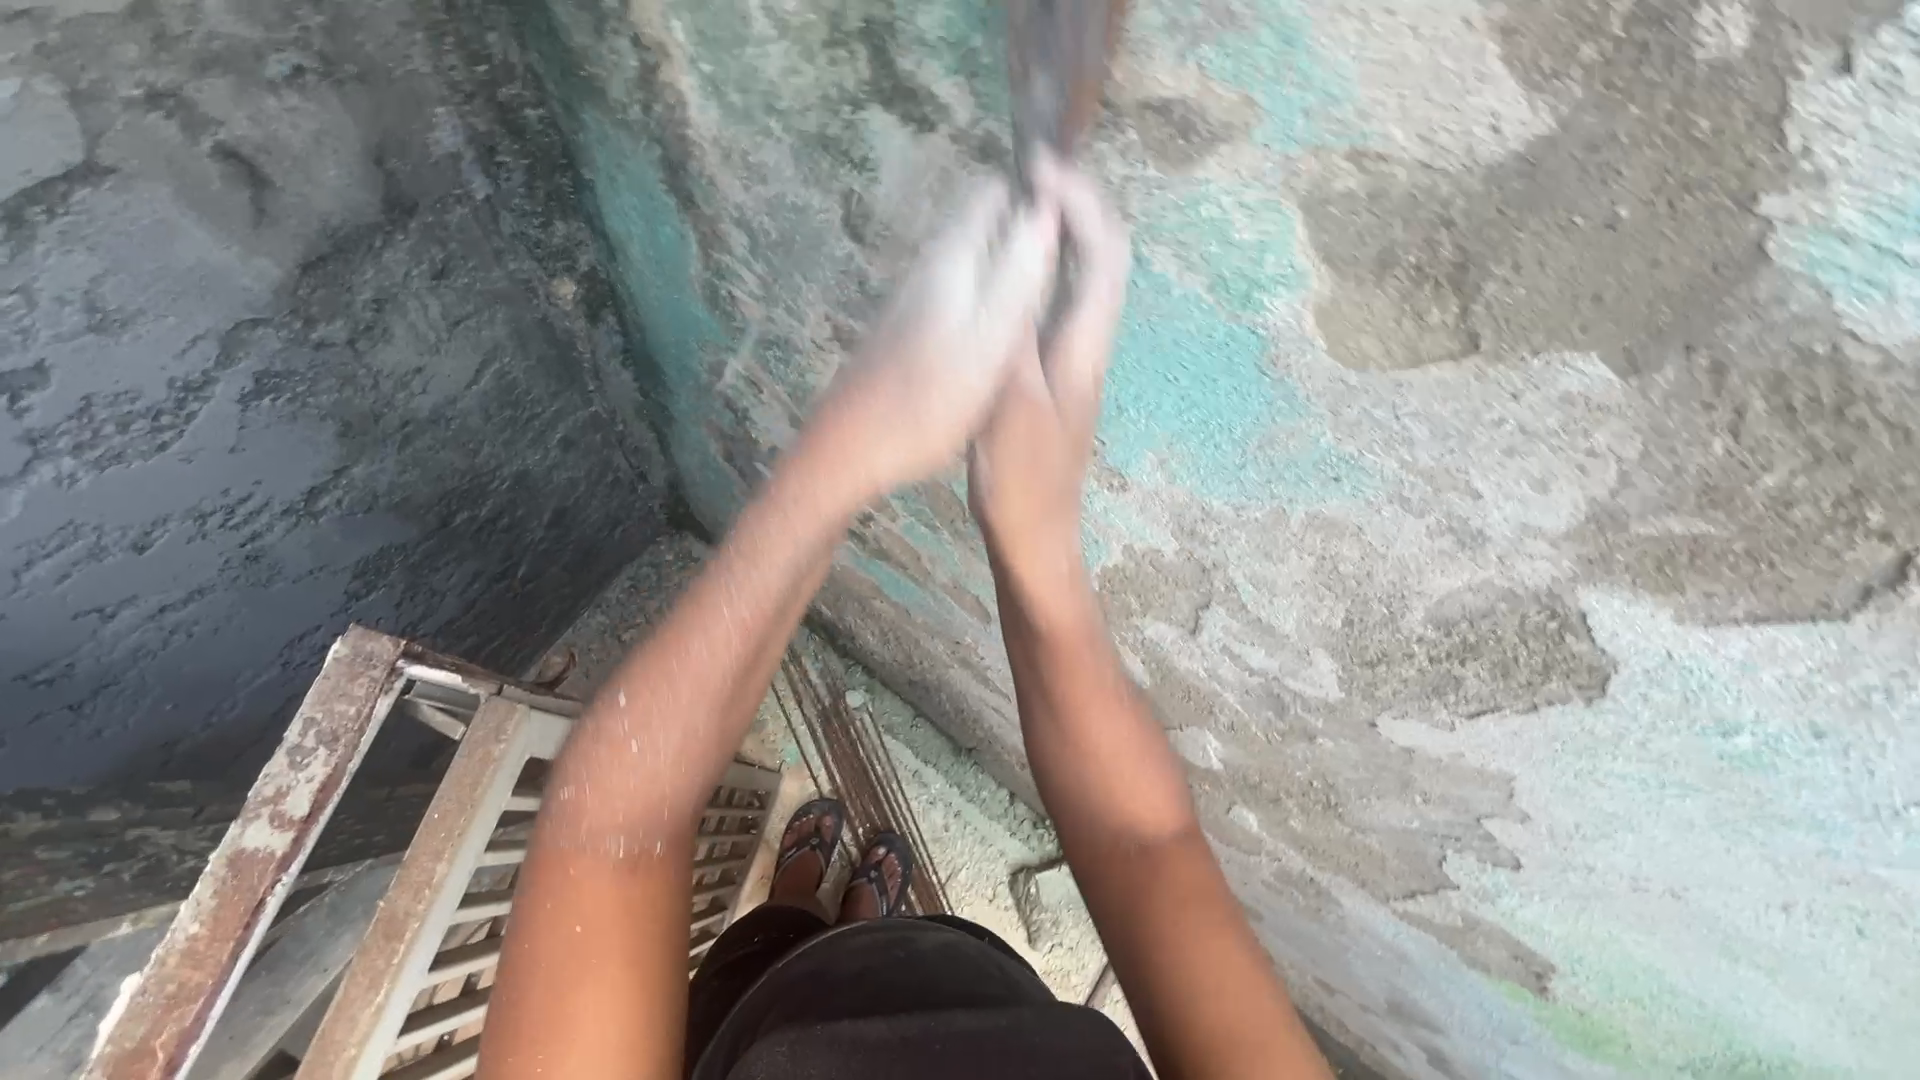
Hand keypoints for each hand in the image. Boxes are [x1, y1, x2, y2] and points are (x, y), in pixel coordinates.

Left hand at [802, 176, 1060, 503]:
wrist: (853, 447)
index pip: (992, 192)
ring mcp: (915, 301)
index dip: (1034, 192)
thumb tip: (1046, 212)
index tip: (1076, 217)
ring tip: (1049, 300)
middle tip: (1073, 262)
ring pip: (973, 262)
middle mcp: (929, 269)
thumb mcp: (986, 342)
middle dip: (1026, 230)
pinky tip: (1005, 339)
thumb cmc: (926, 403)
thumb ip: (1016, 277)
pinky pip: (961, 296)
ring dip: (1009, 268)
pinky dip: (990, 302)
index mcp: (950, 261)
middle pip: (983, 224)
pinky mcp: (910, 332)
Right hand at [968, 152, 1130, 590]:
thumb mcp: (1011, 408)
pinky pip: (1051, 308)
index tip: (1042, 167)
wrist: (1034, 534)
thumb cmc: (1023, 479)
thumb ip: (1014, 339)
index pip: (1103, 256)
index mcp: (1083, 348)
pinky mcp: (1049, 379)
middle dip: (1076, 208)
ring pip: (1077, 283)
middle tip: (1030, 175)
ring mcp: (1070, 363)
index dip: (1082, 204)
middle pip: (1100, 260)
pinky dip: (1036, 275)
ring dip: (1058, 238)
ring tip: (1017, 208)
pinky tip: (1004, 276)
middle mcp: (1086, 346)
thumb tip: (1020, 264)